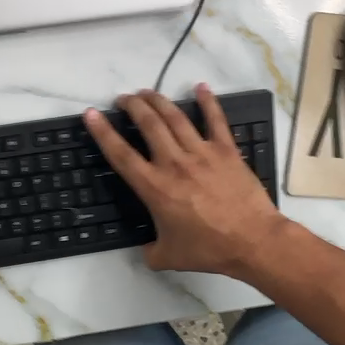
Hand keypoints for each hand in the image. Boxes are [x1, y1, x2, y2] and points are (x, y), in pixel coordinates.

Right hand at [83, 85, 289, 279]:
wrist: (253, 241)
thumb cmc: (209, 249)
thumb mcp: (169, 257)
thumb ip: (150, 250)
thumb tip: (145, 250)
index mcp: (155, 187)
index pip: (121, 154)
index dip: (103, 132)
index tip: (91, 114)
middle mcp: (174, 163)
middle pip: (148, 124)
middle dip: (132, 106)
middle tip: (123, 99)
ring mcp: (202, 153)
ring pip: (175, 117)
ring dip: (158, 101)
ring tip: (146, 92)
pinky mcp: (227, 151)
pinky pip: (216, 120)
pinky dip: (208, 102)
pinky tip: (201, 87)